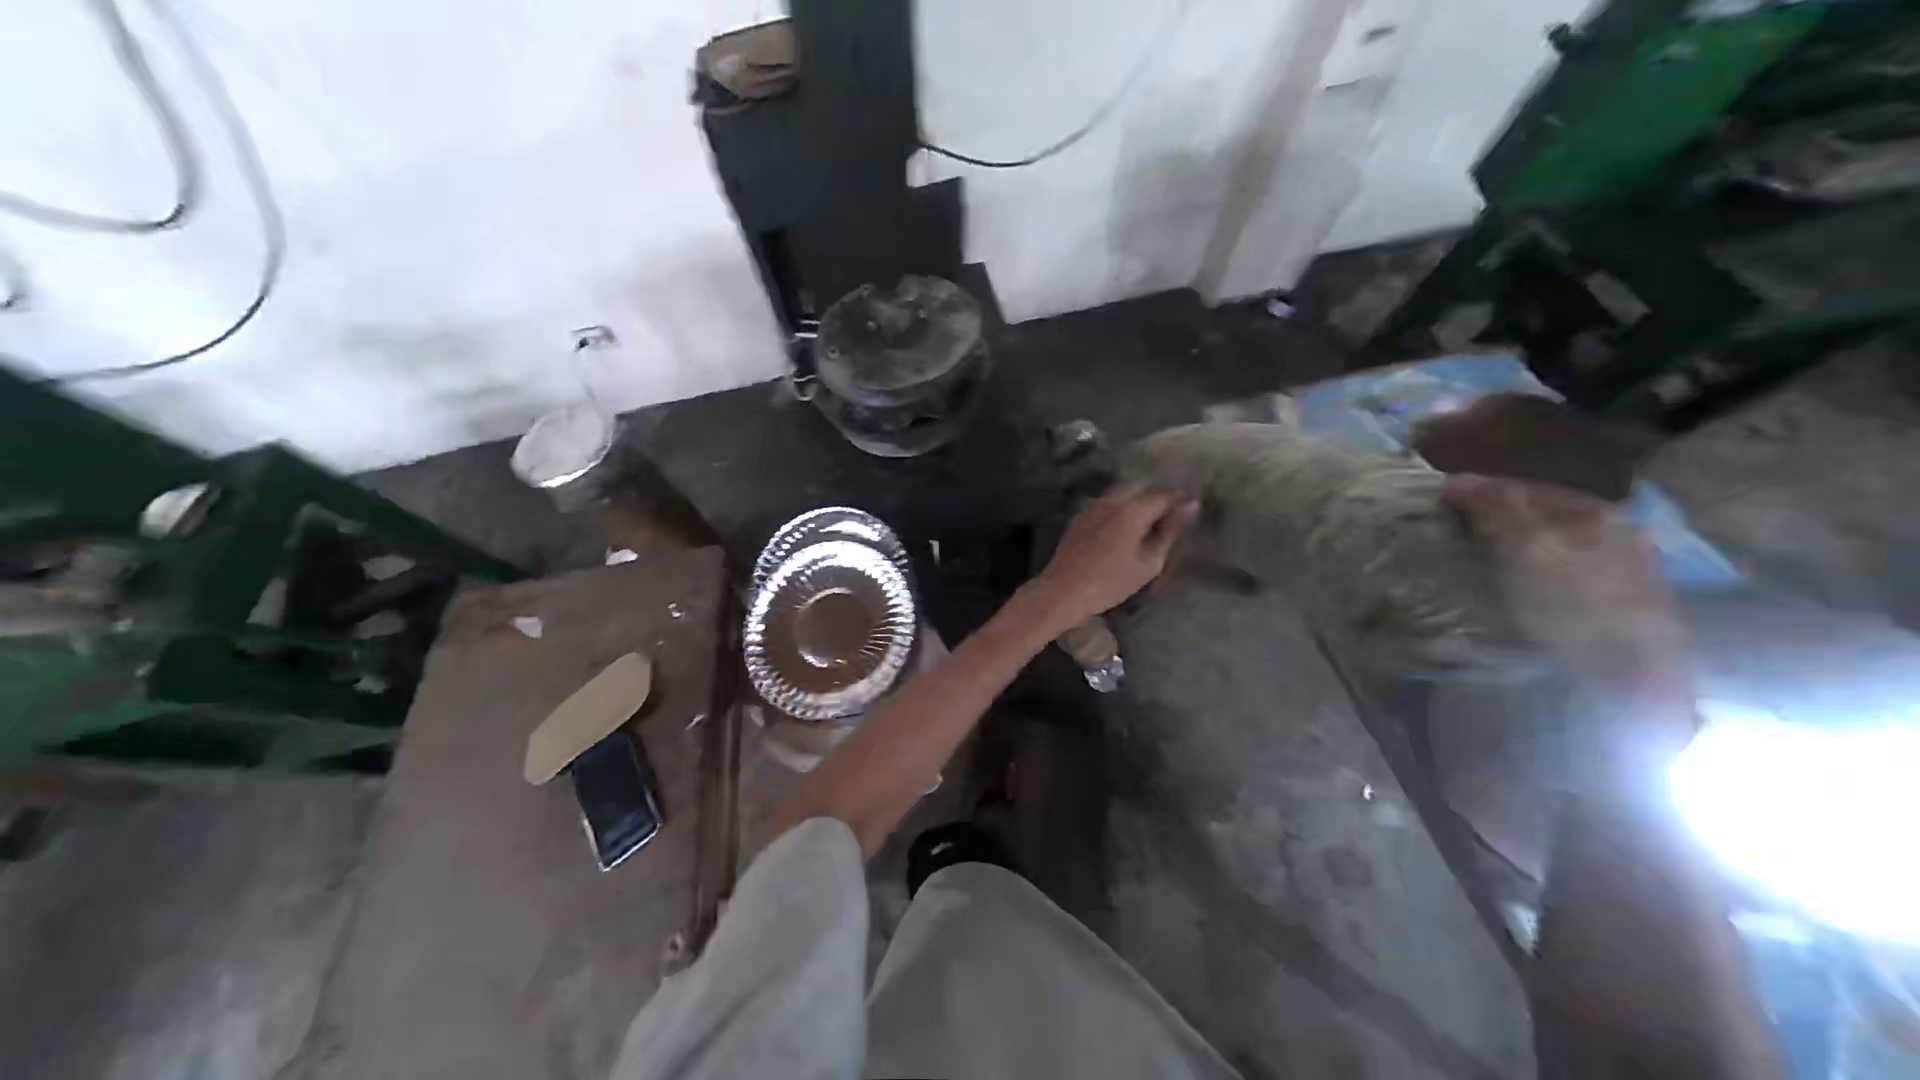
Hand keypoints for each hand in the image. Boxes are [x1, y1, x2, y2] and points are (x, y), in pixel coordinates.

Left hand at [1025, 486, 1199, 632]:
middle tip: (1171, 514)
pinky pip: (1106, 504)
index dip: (1180, 500)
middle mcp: (1111, 501)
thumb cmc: (1110, 582)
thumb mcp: (1148, 562)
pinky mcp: (1079, 518)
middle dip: (1157, 496)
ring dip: (1137, 500)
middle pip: (1139, 487)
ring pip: (1120, 493)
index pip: (1163, 496)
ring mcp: (1092, 507)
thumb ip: (1168, 532)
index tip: (1194, 506)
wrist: (1064, 591)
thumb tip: (1186, 509)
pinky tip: (1124, 527)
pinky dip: (1120, 509)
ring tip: (1149, 522)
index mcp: (1132, 510)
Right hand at [1444, 475, 1688, 689]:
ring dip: (1513, 549)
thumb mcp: (1528, 549)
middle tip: (1453, 528)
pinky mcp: (1617, 609)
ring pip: (1553, 547)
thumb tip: (1460, 479)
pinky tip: (1511, 589)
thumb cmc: (1575, 605)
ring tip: (1475, 558)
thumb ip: (1498, 509)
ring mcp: (1623, 573)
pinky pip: (1560, 577)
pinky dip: (1529, 575)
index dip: (1482, 490)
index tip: (1442, 498)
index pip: (1529, 489)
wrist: (1630, 678)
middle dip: (1498, 520)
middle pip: (1544, 518)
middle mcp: (1617, 536)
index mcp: (1599, 515)